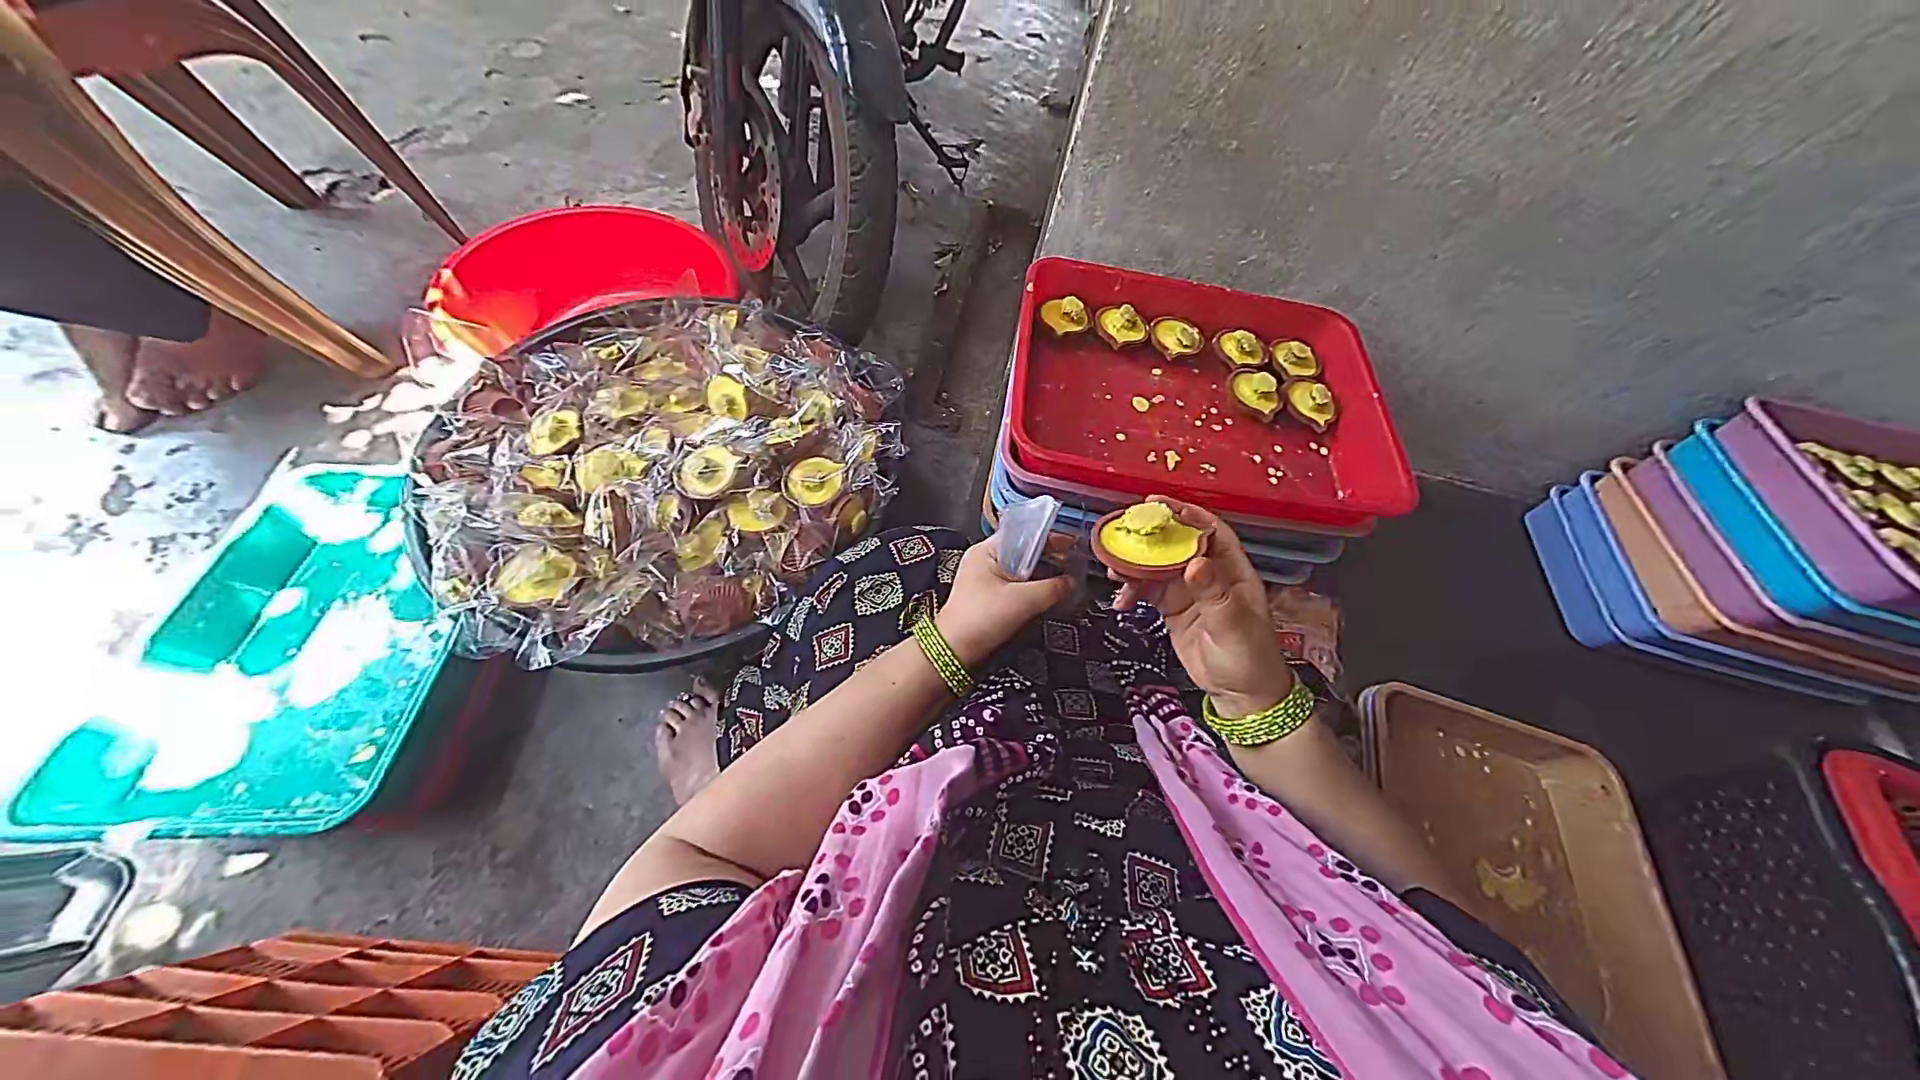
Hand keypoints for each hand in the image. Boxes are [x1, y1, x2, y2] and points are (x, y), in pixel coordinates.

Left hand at [935, 534, 1074, 668]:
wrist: (954, 651)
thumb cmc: (980, 620)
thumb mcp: (1023, 600)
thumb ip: (1053, 588)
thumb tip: (1072, 582)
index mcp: (986, 550)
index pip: (1024, 533)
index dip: (1050, 537)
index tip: (1072, 543)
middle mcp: (984, 560)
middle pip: (1024, 551)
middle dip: (1049, 557)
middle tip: (1073, 563)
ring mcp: (985, 579)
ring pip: (1021, 569)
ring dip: (1042, 574)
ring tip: (1065, 579)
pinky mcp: (988, 597)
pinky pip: (1015, 584)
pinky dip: (1032, 587)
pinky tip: (1047, 594)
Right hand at [1111, 496, 1294, 717]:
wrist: (1241, 695)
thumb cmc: (1249, 659)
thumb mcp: (1234, 626)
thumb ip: (1213, 594)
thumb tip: (1194, 563)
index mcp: (1232, 571)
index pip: (1209, 532)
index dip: (1186, 514)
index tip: (1159, 504)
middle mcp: (1209, 575)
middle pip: (1176, 544)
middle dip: (1150, 537)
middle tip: (1124, 533)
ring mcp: (1188, 591)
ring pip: (1156, 566)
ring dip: (1134, 565)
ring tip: (1114, 570)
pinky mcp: (1172, 608)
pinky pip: (1147, 590)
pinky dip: (1131, 592)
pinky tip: (1121, 601)